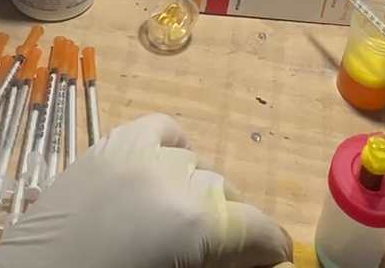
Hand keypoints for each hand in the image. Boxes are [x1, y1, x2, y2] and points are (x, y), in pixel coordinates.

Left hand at [0, 113, 291, 267]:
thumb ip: (213, 260)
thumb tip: (251, 257)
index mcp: (189, 219)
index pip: (252, 225)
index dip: (270, 243)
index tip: (277, 255)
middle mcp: (169, 175)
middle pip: (223, 192)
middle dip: (232, 223)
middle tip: (225, 252)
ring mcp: (135, 154)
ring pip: (193, 161)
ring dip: (199, 191)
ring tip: (189, 221)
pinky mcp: (106, 147)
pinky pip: (158, 130)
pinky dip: (171, 147)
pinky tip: (167, 169)